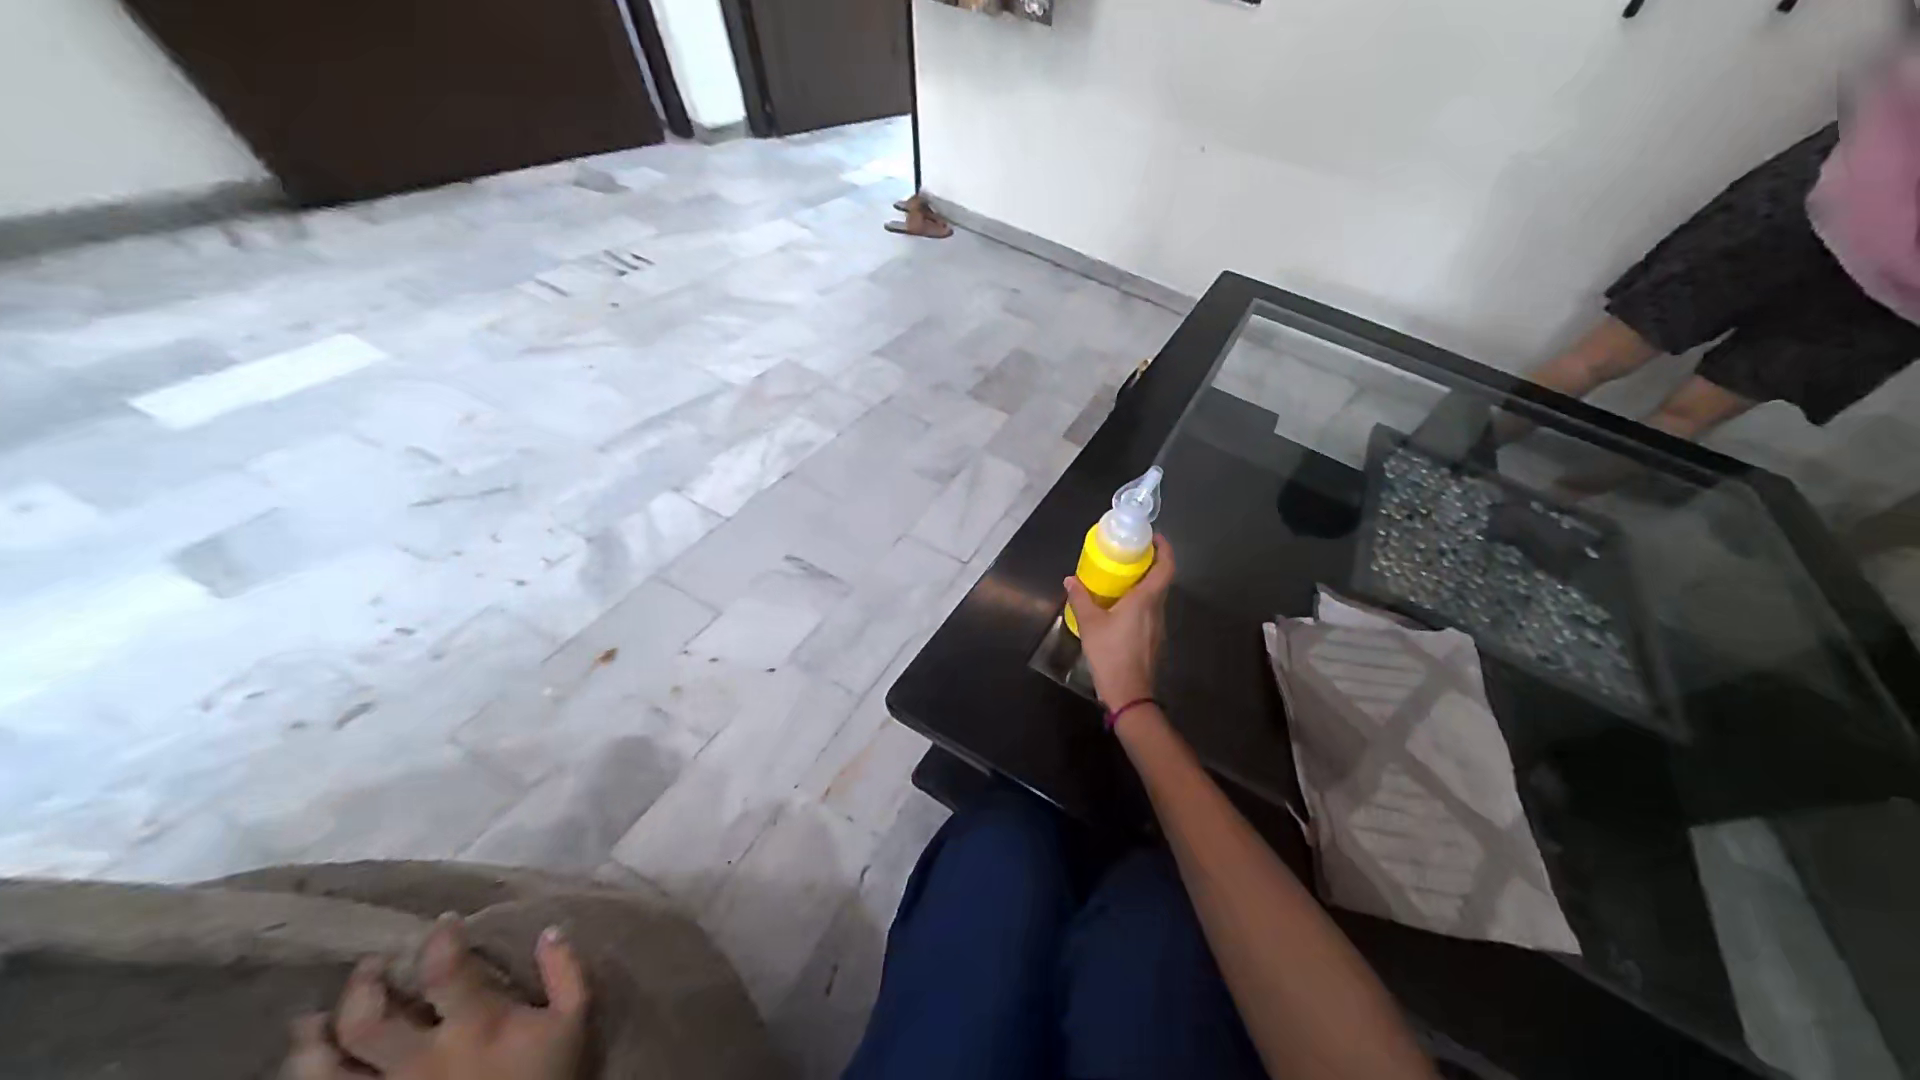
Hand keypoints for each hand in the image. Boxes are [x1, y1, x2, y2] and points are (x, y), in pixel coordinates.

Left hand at [282, 915, 588, 1079]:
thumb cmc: (547, 1077)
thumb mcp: (573, 1019)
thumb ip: (566, 971)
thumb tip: (549, 930)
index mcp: (472, 1026)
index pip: (444, 970)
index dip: (440, 938)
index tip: (444, 922)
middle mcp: (419, 1061)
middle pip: (365, 1022)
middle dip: (361, 985)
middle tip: (372, 965)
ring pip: (323, 1075)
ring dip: (311, 1044)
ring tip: (311, 1023)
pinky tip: (318, 1067)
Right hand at [1064, 534, 1174, 710]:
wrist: (1128, 693)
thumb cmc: (1111, 654)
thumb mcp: (1090, 624)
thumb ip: (1080, 599)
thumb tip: (1070, 580)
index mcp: (1146, 600)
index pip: (1166, 567)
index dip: (1164, 548)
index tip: (1153, 537)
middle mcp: (1157, 609)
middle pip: (1161, 580)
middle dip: (1148, 564)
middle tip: (1128, 554)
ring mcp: (1158, 626)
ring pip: (1155, 597)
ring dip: (1142, 584)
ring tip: (1120, 579)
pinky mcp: (1154, 639)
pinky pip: (1149, 612)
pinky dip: (1138, 602)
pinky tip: (1119, 608)